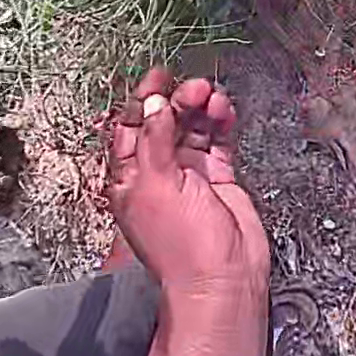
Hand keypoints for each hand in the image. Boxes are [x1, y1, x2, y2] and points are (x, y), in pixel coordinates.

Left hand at [105, 67, 268, 301]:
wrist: (223, 279)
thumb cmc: (181, 245)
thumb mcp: (157, 184)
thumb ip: (155, 139)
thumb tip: (152, 103)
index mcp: (132, 177)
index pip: (132, 127)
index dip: (142, 100)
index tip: (157, 76)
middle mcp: (159, 172)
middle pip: (164, 122)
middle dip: (177, 101)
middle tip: (194, 88)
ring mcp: (190, 173)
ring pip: (192, 127)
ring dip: (201, 108)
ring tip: (213, 97)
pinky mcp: (218, 175)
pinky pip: (217, 139)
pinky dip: (221, 122)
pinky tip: (224, 111)